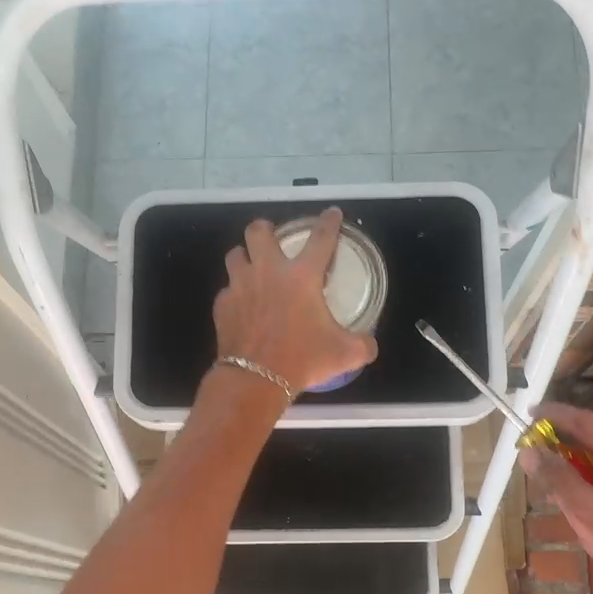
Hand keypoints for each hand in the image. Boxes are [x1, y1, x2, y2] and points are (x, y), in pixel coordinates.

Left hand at [213, 207, 377, 391]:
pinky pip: (227, 291)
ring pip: (235, 255)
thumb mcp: (344, 354)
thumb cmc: (303, 360)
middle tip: (272, 239)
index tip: (332, 213)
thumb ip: (362, 345)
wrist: (256, 380)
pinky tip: (242, 306)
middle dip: (265, 229)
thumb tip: (370, 345)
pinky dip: (235, 294)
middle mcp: (268, 271)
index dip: (329, 222)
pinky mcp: (223, 305)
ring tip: (252, 268)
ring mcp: (241, 286)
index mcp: (302, 276)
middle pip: (258, 231)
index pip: (320, 238)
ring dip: (244, 257)